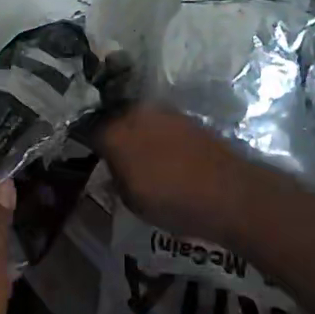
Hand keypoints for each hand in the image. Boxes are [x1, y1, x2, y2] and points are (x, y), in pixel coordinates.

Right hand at [95, 103, 250, 243]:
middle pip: (112, 116)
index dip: (84, 140)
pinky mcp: (185, 116)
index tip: (84, 151)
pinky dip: (155, 133)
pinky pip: (159, 121)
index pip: (87, 128)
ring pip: (136, 116)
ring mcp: (162, 111)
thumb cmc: (173, 202)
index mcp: (114, 133)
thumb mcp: (131, 200)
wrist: (230, 193)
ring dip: (133, 130)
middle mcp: (134, 112)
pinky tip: (162, 151)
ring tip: (137, 152)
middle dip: (109, 130)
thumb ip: (114, 175)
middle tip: (110, 151)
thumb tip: (112, 163)